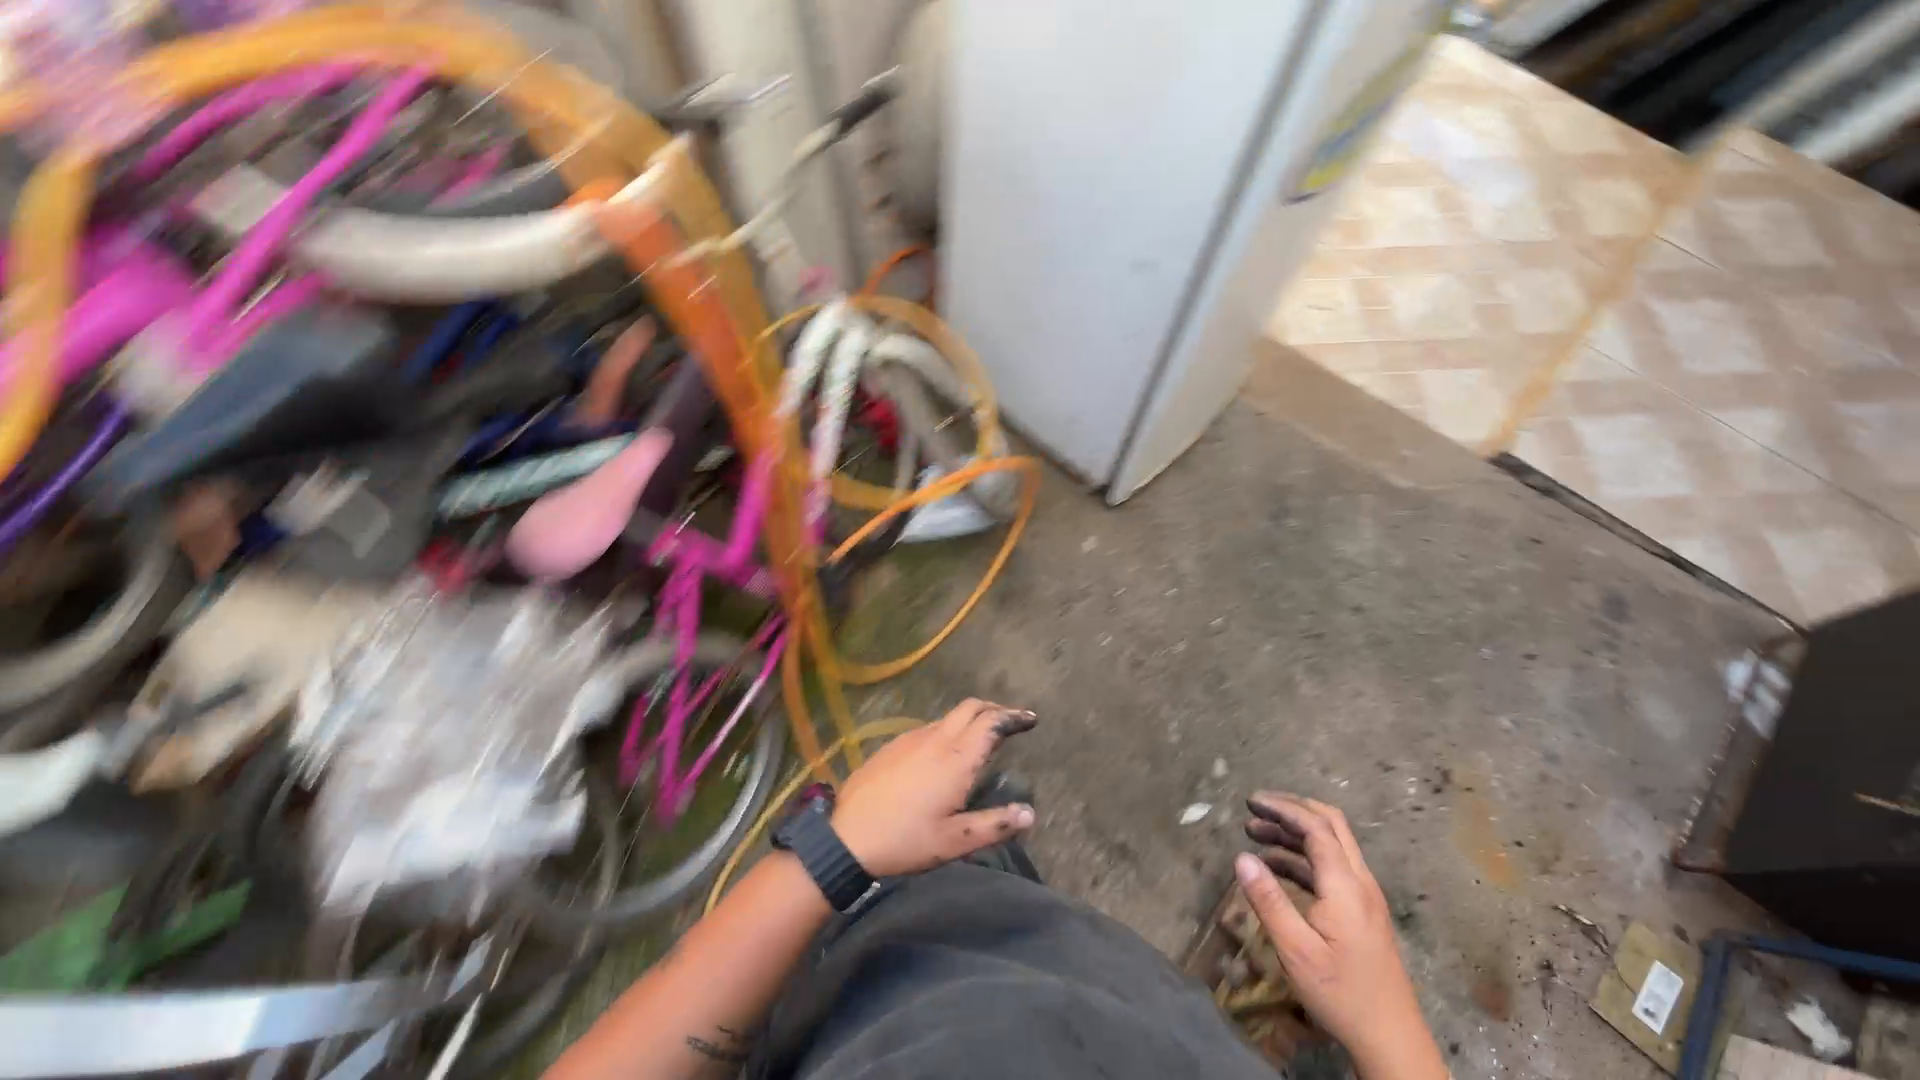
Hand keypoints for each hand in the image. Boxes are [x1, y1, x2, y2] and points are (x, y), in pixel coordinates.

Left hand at [830, 699, 1036, 876]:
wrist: (847, 837)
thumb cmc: (906, 841)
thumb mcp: (955, 842)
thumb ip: (995, 825)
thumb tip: (1029, 813)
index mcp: (956, 760)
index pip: (991, 723)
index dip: (1014, 717)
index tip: (1030, 719)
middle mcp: (935, 740)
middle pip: (970, 707)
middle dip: (994, 709)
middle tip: (1010, 722)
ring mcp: (909, 739)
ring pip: (948, 717)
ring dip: (969, 719)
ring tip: (980, 737)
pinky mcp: (891, 746)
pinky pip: (927, 728)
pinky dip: (947, 730)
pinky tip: (943, 753)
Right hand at [1237, 794, 1446, 1079]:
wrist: (1390, 1036)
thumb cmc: (1340, 993)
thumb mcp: (1296, 950)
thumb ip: (1269, 900)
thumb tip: (1241, 857)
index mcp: (1346, 885)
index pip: (1315, 828)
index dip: (1283, 808)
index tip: (1251, 802)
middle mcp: (1361, 882)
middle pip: (1331, 825)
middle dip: (1292, 809)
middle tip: (1255, 808)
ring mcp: (1365, 896)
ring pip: (1332, 845)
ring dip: (1295, 833)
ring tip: (1255, 834)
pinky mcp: (1363, 911)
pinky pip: (1332, 867)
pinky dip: (1303, 857)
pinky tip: (1275, 868)